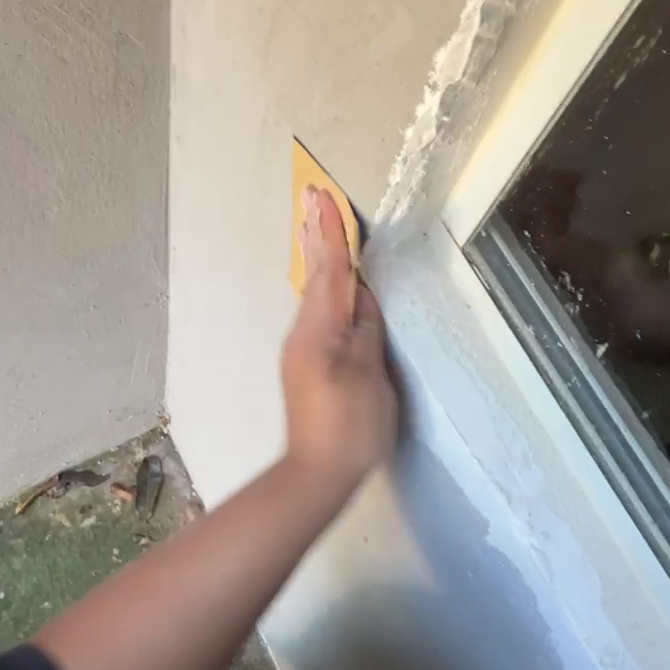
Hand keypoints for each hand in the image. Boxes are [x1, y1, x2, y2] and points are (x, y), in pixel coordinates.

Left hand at [280, 187, 397, 487]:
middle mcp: (303, 332)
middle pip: (314, 275)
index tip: (321, 196)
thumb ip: (366, 331)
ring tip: (317, 223)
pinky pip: (315, 312)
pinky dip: (322, 285)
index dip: (329, 232)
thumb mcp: (369, 377)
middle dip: (315, 234)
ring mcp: (300, 349)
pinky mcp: (304, 363)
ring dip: (318, 256)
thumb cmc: (349, 427)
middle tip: (311, 195)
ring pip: (313, 293)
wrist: (314, 473)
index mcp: (320, 330)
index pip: (329, 270)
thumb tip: (363, 296)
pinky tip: (327, 281)